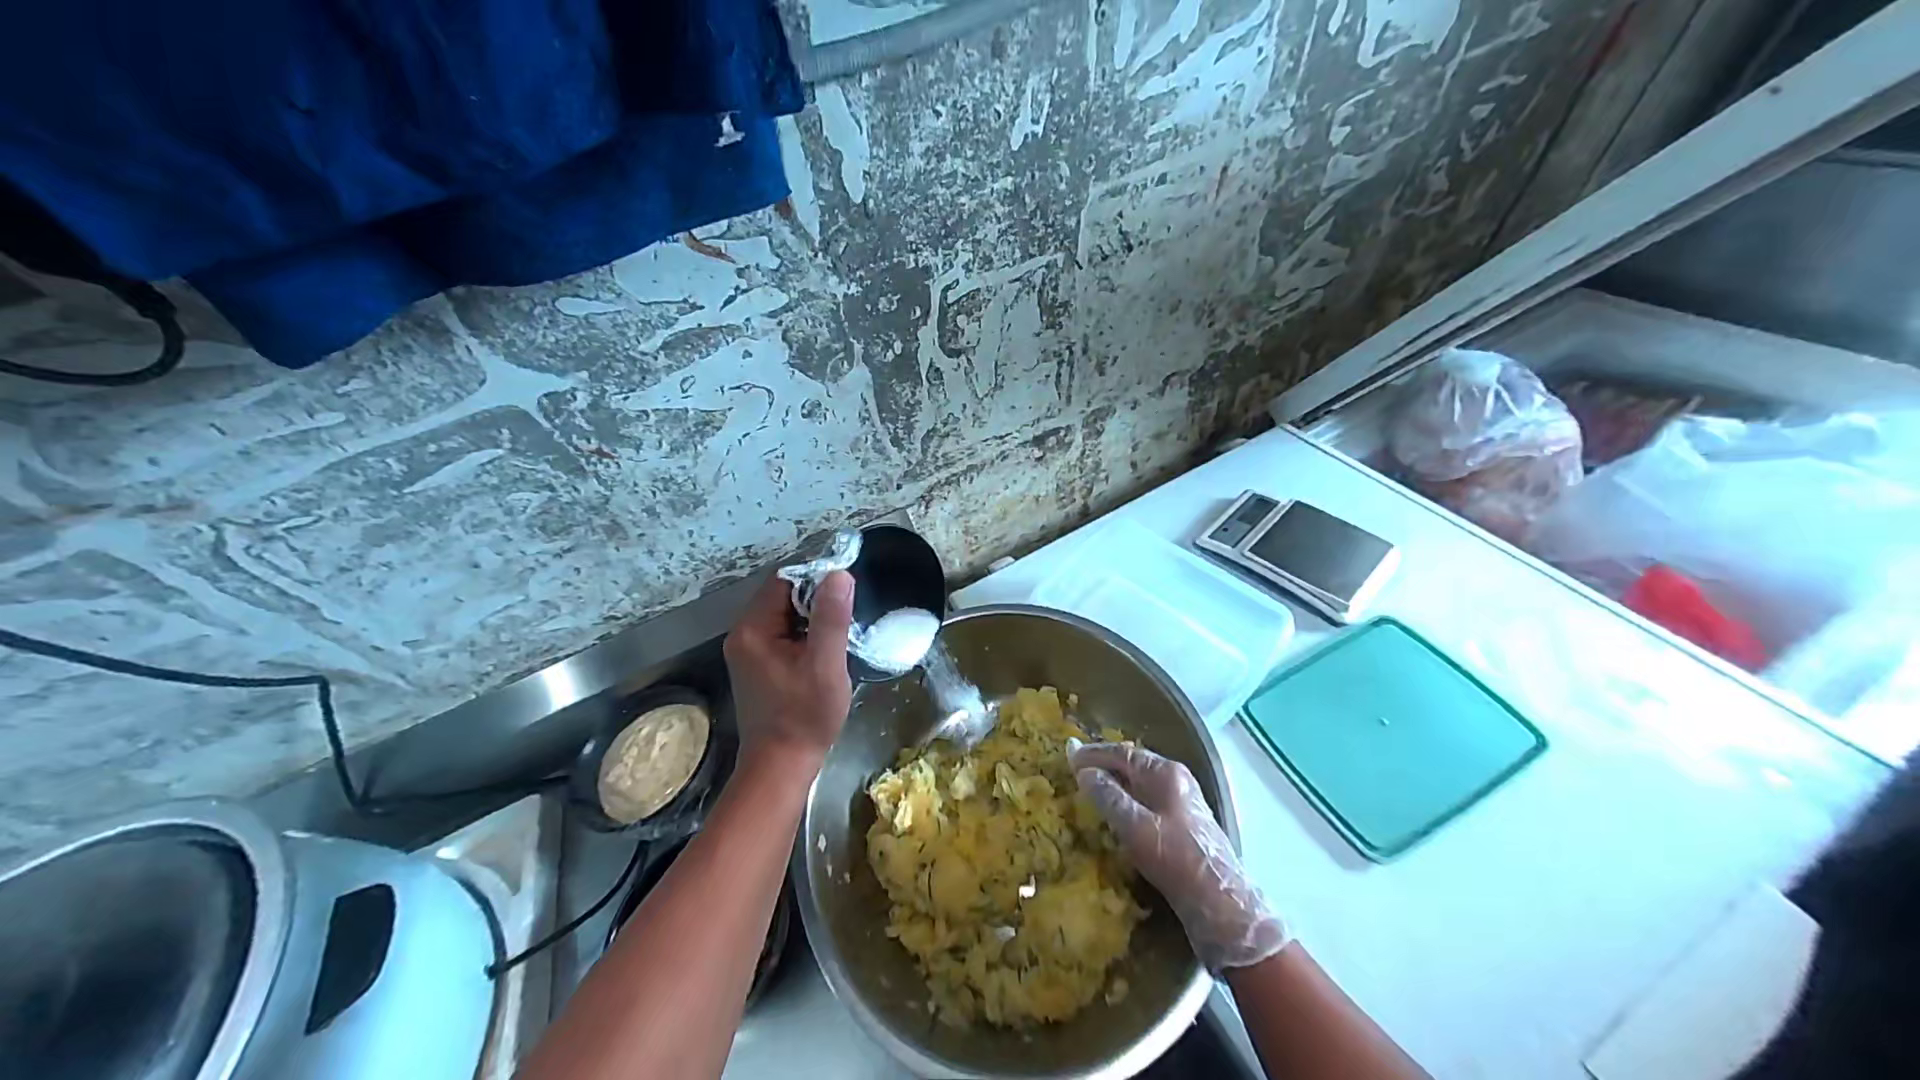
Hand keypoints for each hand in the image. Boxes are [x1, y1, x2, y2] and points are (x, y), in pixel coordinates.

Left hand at [724, 570, 854, 773]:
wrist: (781, 766)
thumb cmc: (804, 716)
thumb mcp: (825, 665)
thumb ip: (831, 618)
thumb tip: (839, 574)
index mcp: (753, 629)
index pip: (784, 581)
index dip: (816, 581)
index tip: (845, 593)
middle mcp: (743, 635)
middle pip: (783, 596)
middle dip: (815, 601)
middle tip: (844, 618)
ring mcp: (747, 652)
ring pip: (784, 616)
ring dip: (811, 619)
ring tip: (837, 636)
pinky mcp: (757, 666)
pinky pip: (782, 635)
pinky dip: (803, 636)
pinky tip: (822, 652)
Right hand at [1069, 740, 1289, 970]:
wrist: (1222, 905)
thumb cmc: (1177, 860)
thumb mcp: (1135, 827)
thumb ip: (1107, 797)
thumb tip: (1084, 771)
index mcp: (1166, 773)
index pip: (1122, 753)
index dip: (1092, 753)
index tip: (1067, 754)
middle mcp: (1176, 779)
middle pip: (1133, 764)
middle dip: (1103, 764)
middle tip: (1075, 770)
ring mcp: (1183, 801)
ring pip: (1141, 783)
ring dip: (1115, 782)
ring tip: (1090, 788)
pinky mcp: (1184, 823)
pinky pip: (1148, 799)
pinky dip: (1127, 798)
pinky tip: (1116, 812)